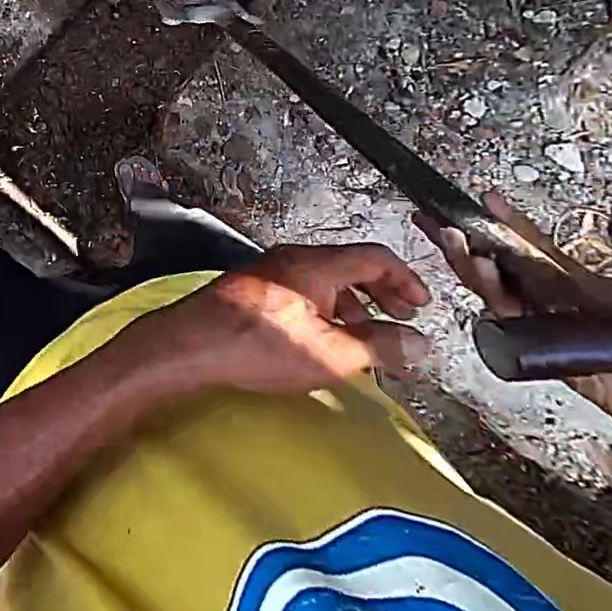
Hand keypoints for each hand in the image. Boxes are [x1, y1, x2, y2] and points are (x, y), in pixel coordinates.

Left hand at [125, 244, 433, 395]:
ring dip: (352, 303)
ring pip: (325, 278)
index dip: (406, 279)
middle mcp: (292, 258)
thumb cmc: (258, 346)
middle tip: (401, 319)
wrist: (189, 344)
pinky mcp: (252, 286)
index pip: (375, 257)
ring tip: (364, 336)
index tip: (422, 305)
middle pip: (350, 265)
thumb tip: (421, 342)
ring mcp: (269, 269)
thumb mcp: (330, 353)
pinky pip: (301, 287)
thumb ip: (379, 345)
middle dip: (381, 291)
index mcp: (316, 264)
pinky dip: (325, 306)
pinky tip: (322, 336)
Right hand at [412, 196, 611, 428]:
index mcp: (571, 277)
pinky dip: (486, 287)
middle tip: (436, 215)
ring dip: (465, 259)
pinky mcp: (533, 339)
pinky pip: (503, 311)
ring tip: (450, 235)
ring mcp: (538, 316)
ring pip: (488, 283)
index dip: (506, 219)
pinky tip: (476, 265)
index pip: (528, 241)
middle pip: (494, 259)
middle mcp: (546, 294)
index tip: (487, 197)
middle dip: (463, 237)